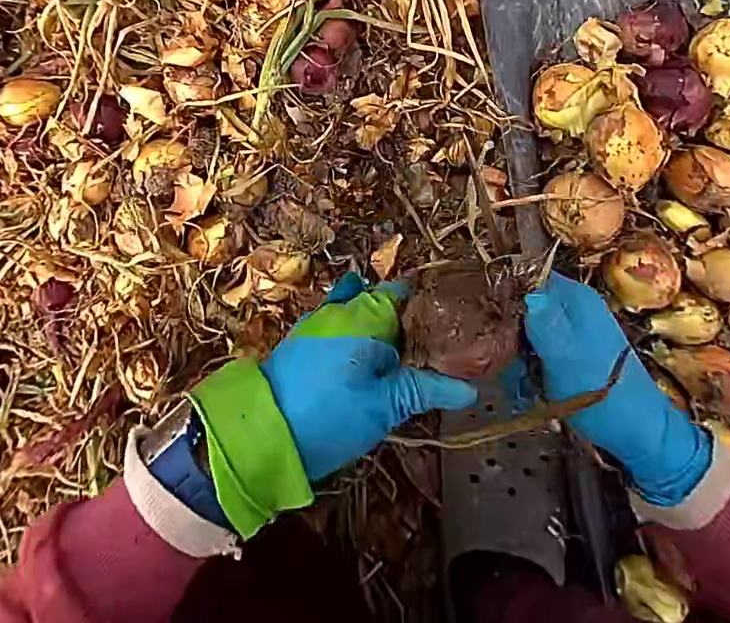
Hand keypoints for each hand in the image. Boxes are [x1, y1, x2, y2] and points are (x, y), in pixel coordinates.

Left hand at [192, 273, 478, 536]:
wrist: (260, 434)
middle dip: (400, 316)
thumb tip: (469, 389)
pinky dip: (352, 333)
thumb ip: (424, 390)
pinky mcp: (301, 341)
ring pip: (355, 310)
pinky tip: (361, 359)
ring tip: (394, 354)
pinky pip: (335, 324)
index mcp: (364, 315)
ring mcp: (316, 322)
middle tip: (424, 344)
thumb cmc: (329, 416)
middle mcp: (339, 309)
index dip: (422, 305)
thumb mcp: (384, 407)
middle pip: (379, 299)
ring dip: (374, 325)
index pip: (401, 294)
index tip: (441, 322)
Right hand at [524, 272, 711, 504]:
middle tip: (509, 363)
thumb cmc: (600, 393)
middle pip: (525, 307)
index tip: (491, 322)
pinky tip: (531, 390)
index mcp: (575, 298)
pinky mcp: (573, 354)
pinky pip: (540, 352)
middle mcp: (575, 308)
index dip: (506, 296)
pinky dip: (531, 369)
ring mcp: (574, 331)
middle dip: (511, 335)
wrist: (639, 434)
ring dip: (518, 358)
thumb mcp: (565, 354)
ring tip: (522, 383)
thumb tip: (523, 289)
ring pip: (528, 332)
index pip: (529, 277)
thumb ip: (542, 320)